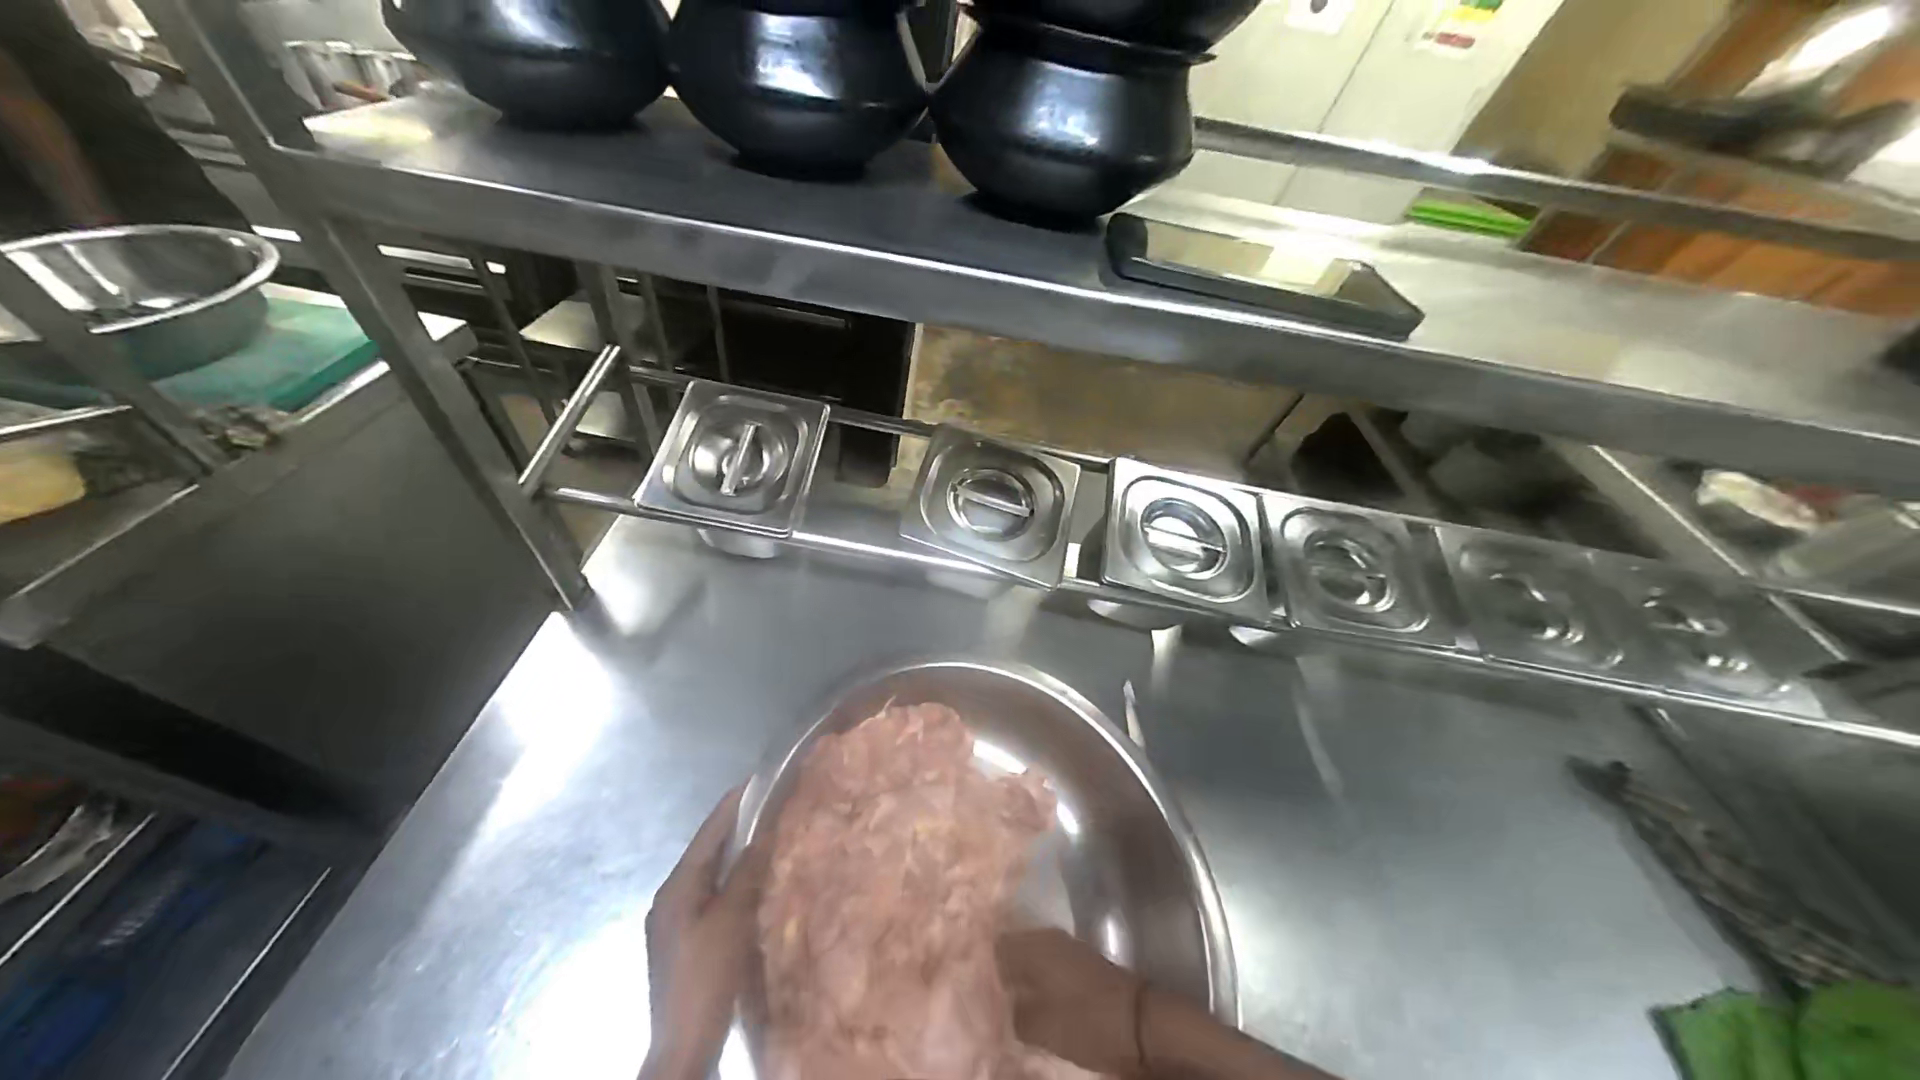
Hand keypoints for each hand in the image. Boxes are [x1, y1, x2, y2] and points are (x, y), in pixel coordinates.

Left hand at [642, 786, 769, 1079]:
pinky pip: (710, 895)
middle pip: (707, 850)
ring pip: (709, 874)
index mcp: (677, 886)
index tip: (757, 778)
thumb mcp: (732, 918)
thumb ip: (748, 871)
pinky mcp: (683, 940)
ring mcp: (673, 921)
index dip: (733, 803)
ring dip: (735, 854)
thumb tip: (766, 831)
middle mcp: (669, 897)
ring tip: (767, 835)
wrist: (682, 1042)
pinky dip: (731, 880)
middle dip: (737, 826)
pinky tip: (751, 882)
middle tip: (770, 804)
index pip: (709, 831)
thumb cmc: (706, 974)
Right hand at [997, 928, 1145, 1077]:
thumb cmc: (1085, 1020)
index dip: (983, 964)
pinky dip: (1039, 982)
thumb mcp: (1038, 1026)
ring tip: (1008, 1003)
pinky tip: (1034, 1002)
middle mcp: (1047, 937)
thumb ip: (1012, 1013)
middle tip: (988, 997)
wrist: (1140, 1024)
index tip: (974, 984)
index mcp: (1032, 944)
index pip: (995, 944)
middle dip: (1002, 972)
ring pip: (1032, 958)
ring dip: (1021, 978)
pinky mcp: (1081, 963)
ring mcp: (1067, 948)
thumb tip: (1000, 1004)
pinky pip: (1049, 967)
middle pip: (1014, 949)